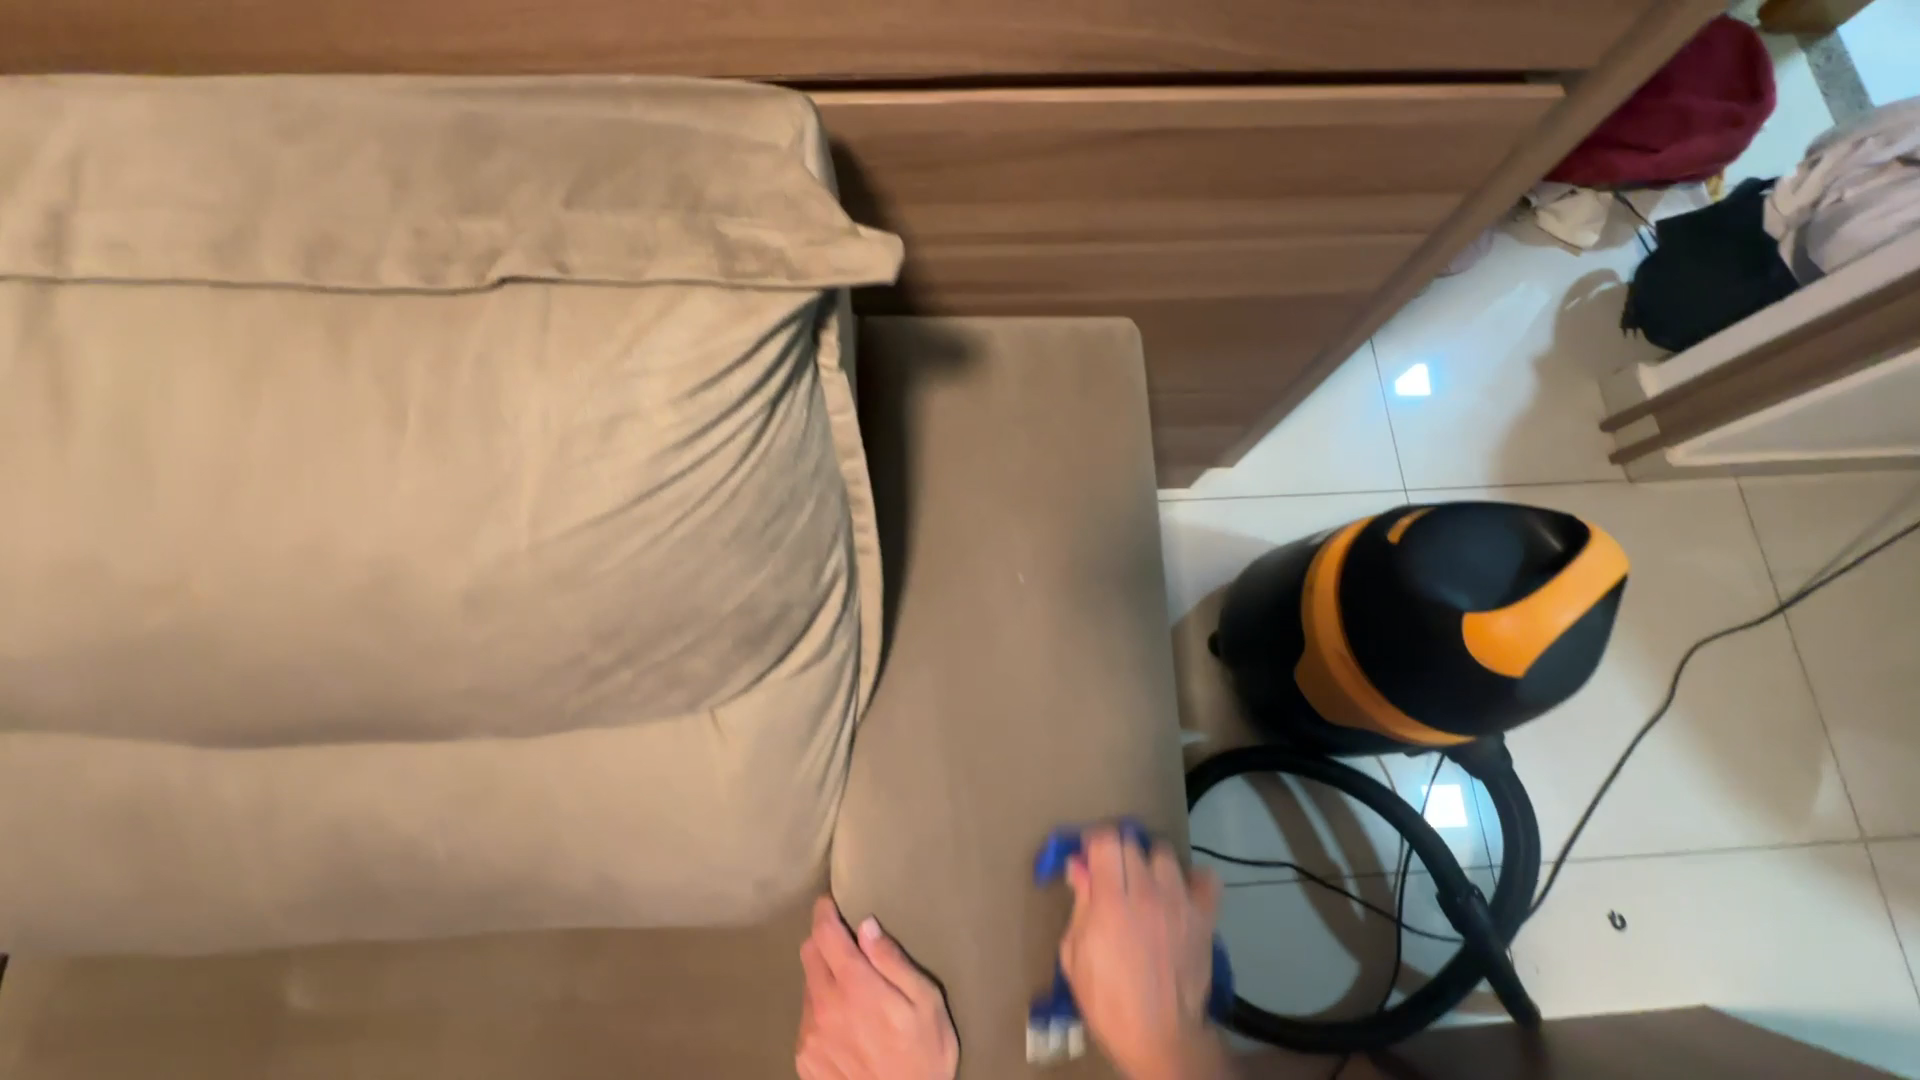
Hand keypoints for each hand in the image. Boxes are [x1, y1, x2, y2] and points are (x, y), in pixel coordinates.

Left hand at [796, 896, 958, 1079]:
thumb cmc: (924, 1054)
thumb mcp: (926, 1002)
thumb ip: (893, 961)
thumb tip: (866, 925)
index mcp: (855, 986)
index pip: (824, 933)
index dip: (825, 911)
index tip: (831, 902)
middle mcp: (824, 1006)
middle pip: (809, 952)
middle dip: (824, 940)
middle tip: (847, 944)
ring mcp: (810, 1035)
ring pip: (807, 984)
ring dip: (824, 976)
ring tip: (851, 990)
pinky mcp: (805, 1060)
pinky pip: (806, 1018)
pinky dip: (821, 1009)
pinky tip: (845, 1023)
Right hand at [1060, 827, 1224, 1079]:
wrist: (1159, 1036)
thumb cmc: (1107, 1000)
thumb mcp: (1075, 955)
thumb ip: (1080, 904)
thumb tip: (1078, 868)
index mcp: (1111, 900)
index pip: (1105, 840)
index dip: (1093, 841)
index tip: (1088, 855)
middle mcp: (1146, 892)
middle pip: (1131, 842)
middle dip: (1117, 852)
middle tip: (1112, 875)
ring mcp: (1179, 902)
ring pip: (1164, 854)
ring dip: (1150, 863)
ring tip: (1145, 884)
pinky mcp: (1204, 917)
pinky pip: (1206, 878)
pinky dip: (1192, 879)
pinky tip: (1180, 893)